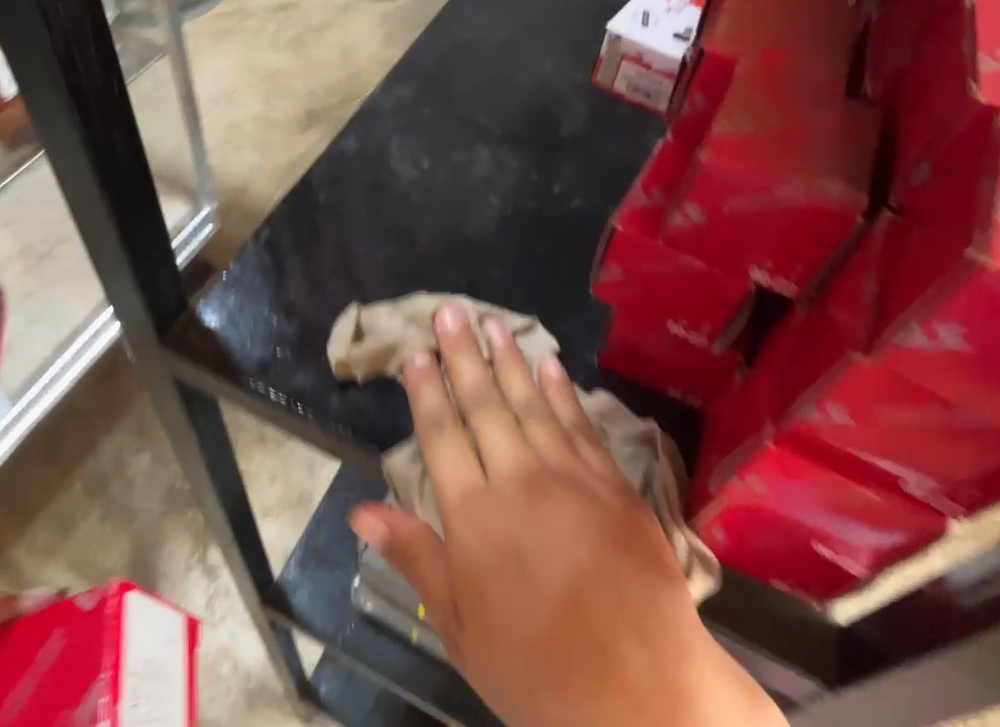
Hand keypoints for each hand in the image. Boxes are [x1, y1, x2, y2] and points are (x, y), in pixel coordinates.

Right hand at [349, 304, 783, 726]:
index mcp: (473, 515)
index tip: (416, 353)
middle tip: (451, 311)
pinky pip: (581, 425)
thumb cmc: (534, 666)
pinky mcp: (614, 484)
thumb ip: (414, 556)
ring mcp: (571, 477)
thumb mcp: (459, 625)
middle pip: (484, 406)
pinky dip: (562, 393)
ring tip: (494, 324)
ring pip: (532, 405)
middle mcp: (519, 480)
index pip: (441, 436)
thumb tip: (359, 511)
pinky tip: (550, 367)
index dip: (427, 392)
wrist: (639, 688)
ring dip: (510, 362)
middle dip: (463, 356)